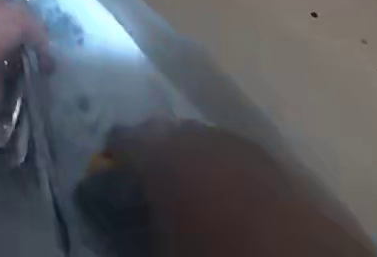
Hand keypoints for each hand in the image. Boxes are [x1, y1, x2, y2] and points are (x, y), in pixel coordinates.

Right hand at [103, 121, 373, 256]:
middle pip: (161, 133)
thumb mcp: (166, 248)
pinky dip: (218, 169)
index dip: (112, 159)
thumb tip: (122, 220)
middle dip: (149, 155)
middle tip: (144, 192)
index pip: (123, 139)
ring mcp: (237, 143)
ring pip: (197, 139)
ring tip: (185, 197)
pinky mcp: (271, 161)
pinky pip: (230, 154)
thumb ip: (138, 230)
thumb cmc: (217, 253)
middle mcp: (198, 135)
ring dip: (186, 159)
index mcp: (165, 154)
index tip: (105, 181)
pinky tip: (224, 200)